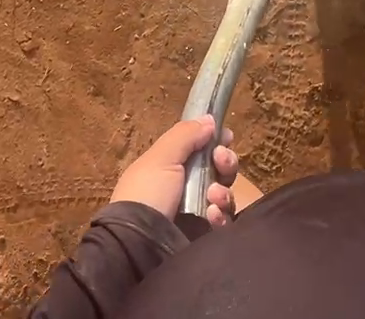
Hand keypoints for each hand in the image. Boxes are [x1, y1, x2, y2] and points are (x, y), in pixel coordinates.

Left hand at [109, 115, 241, 224]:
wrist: (139, 244)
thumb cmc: (147, 193)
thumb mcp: (161, 157)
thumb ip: (185, 135)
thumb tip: (209, 119)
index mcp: (172, 166)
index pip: (202, 149)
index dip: (216, 142)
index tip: (225, 137)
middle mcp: (186, 187)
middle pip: (218, 169)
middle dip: (225, 162)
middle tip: (221, 162)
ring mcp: (196, 213)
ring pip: (224, 194)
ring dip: (223, 190)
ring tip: (213, 196)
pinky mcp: (204, 236)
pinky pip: (223, 220)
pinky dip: (221, 215)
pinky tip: (212, 215)